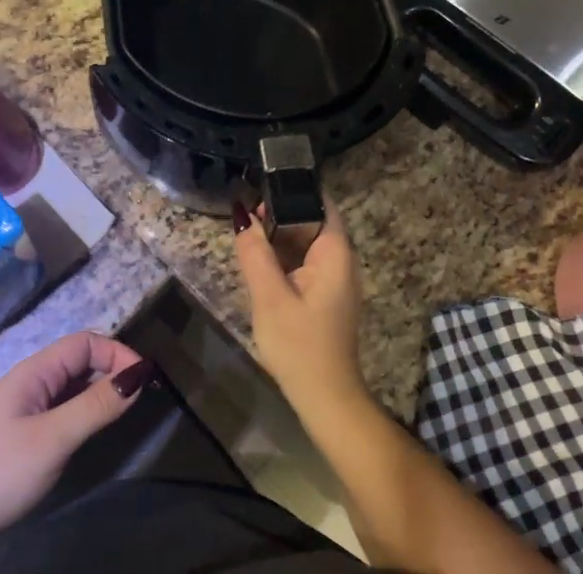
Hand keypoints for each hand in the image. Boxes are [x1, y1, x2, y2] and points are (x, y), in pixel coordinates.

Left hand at [0, 332, 152, 547]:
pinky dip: (83, 419)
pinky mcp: (21, 443)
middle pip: (79, 363)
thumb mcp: (51, 439)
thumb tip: (138, 375)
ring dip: (99, 396)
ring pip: (71, 392)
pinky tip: (94, 437)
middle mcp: (29, 386)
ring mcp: (23, 414)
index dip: (118, 352)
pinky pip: (60, 417)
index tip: (147, 379)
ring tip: (128, 415)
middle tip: (145, 398)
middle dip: (113, 371)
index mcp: (33, 373)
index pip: (84, 342)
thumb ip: (95, 407)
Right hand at [232, 201, 365, 411]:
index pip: (320, 203)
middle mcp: (341, 260)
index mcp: (335, 253)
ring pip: (306, 243)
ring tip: (247, 234)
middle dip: (280, 214)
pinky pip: (304, 263)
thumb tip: (241, 212)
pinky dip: (284, 257)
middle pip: (312, 221)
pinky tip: (261, 262)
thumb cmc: (298, 344)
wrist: (324, 397)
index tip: (261, 185)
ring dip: (279, 237)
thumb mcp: (269, 296)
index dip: (292, 190)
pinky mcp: (326, 296)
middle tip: (246, 214)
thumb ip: (255, 253)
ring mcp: (335, 279)